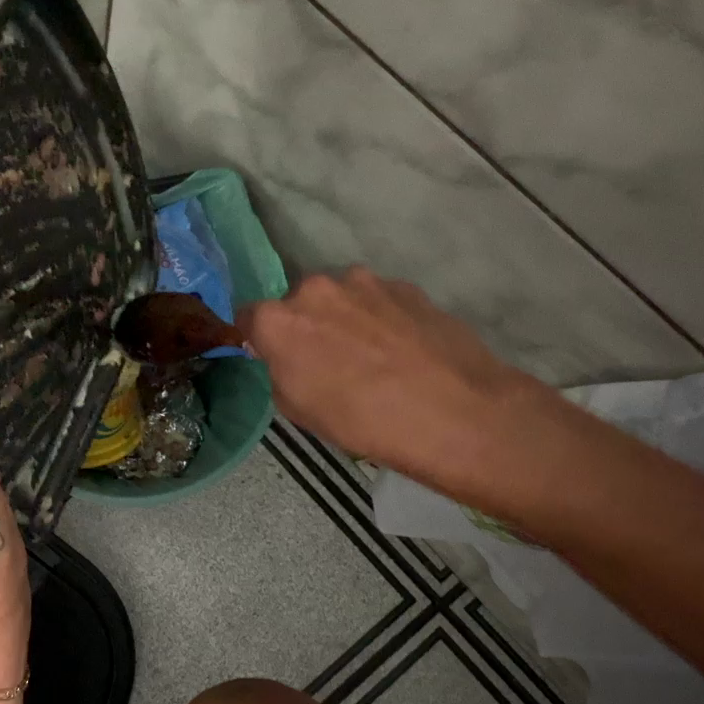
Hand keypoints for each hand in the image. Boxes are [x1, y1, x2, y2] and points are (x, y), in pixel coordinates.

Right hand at [236, 268, 561, 486]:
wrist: (456, 413)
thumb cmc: (362, 420)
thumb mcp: (297, 410)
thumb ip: (280, 371)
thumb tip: (288, 358)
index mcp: (278, 320)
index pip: (247, 316)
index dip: (258, 337)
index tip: (273, 356)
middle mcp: (315, 289)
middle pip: (297, 303)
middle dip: (307, 325)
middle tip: (328, 361)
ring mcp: (365, 283)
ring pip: (341, 298)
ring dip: (346, 319)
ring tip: (373, 357)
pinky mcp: (407, 287)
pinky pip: (379, 301)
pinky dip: (382, 319)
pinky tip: (404, 352)